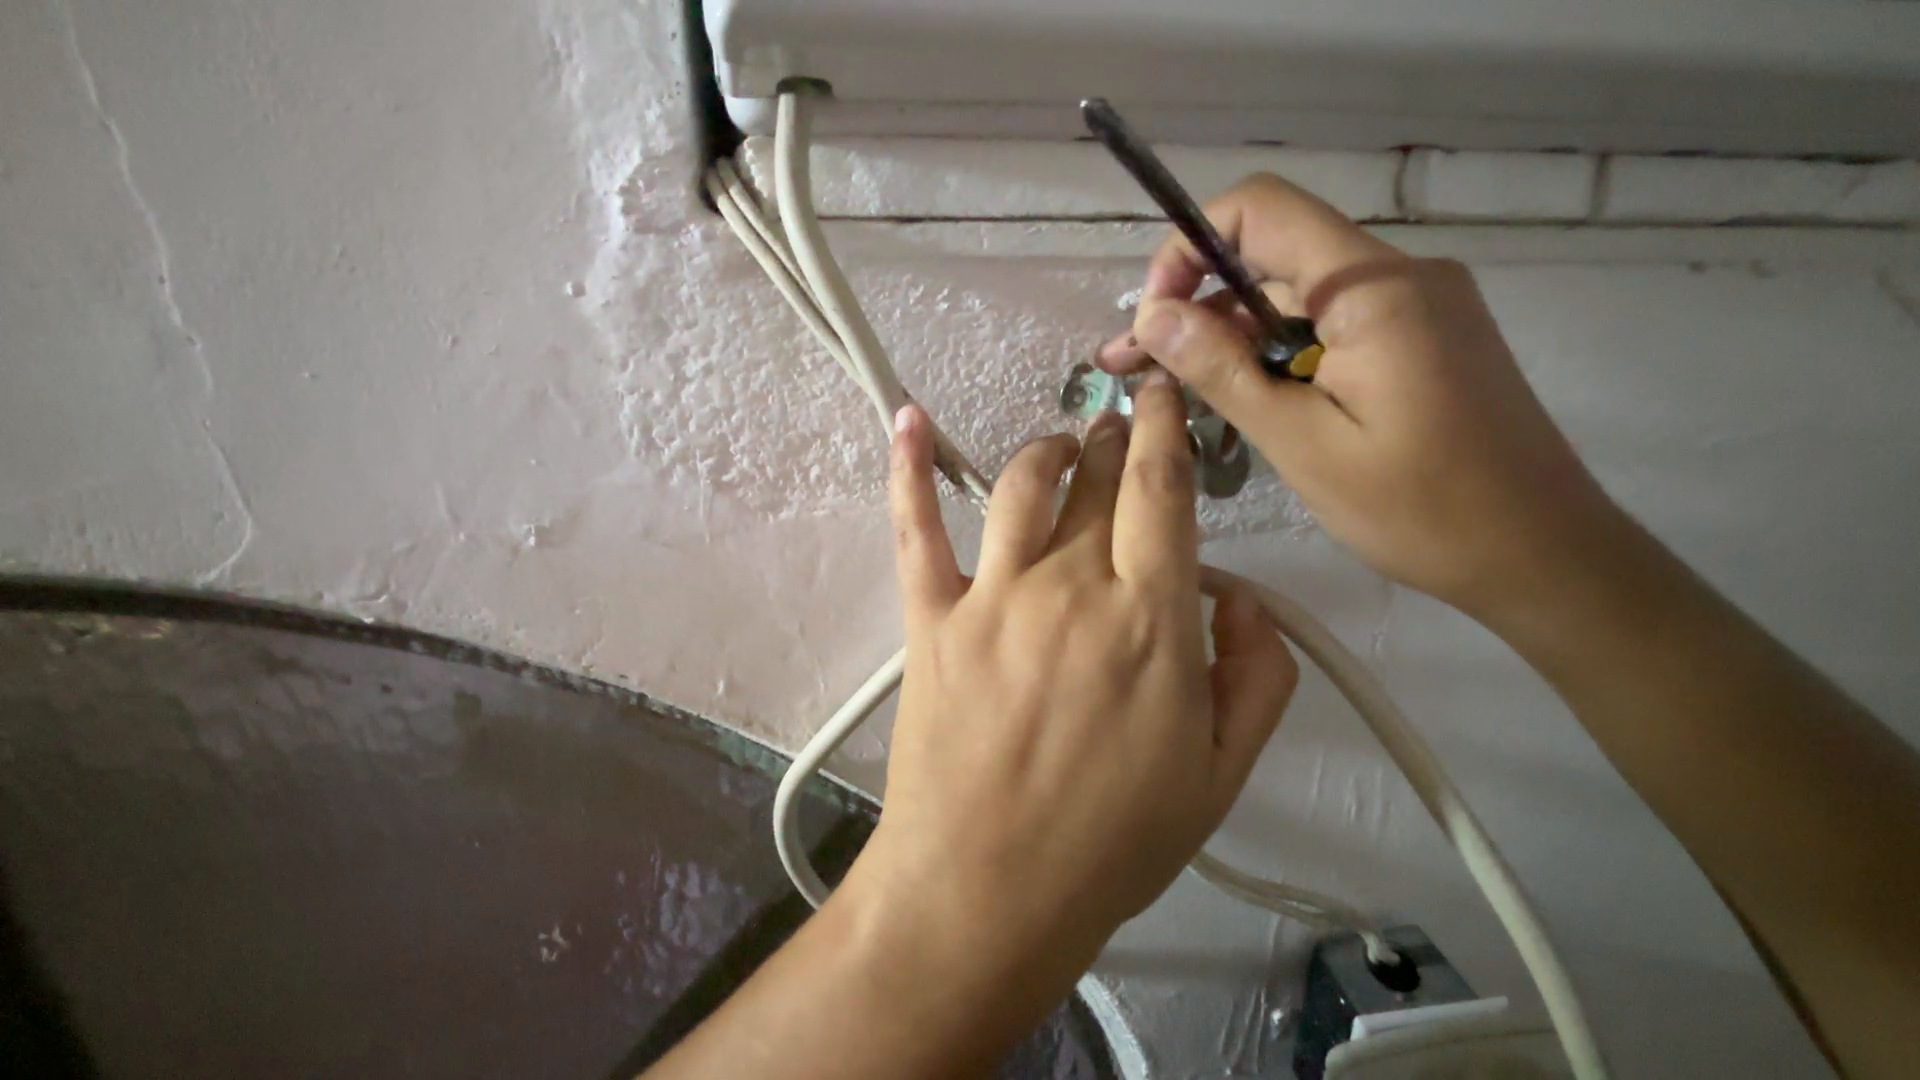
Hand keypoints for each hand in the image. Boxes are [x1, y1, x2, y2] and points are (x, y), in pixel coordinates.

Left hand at [848, 390, 1297, 994]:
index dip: (1166, 427)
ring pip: (1020, 485)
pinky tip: (909, 420)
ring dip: (1049, 450)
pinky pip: (915, 527)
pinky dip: (910, 468)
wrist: (987, 891)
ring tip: (1065, 448)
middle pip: (1099, 478)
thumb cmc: (1112, 842)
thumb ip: (1258, 674)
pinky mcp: (931, 618)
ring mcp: (992, 596)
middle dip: (1117, 438)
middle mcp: (1070, 586)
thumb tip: (1239, 596)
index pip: (1164, 488)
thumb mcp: (1223, 773)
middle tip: (1122, 426)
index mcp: (1149, 619)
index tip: (1163, 392)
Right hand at [1097, 174, 1621, 620]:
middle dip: (1197, 306)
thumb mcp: (1303, 443)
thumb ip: (1224, 371)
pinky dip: (1279, 356)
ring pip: (1297, 298)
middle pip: (1273, 257)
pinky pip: (1330, 327)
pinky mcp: (1423, 338)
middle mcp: (1398, 275)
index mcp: (1372, 287)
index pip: (1261, 208)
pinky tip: (1245, 401)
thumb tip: (1152, 314)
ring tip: (1177, 393)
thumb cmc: (1420, 507)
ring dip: (1233, 338)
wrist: (1541, 552)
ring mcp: (1417, 305)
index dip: (1190, 247)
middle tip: (1136, 367)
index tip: (1156, 316)